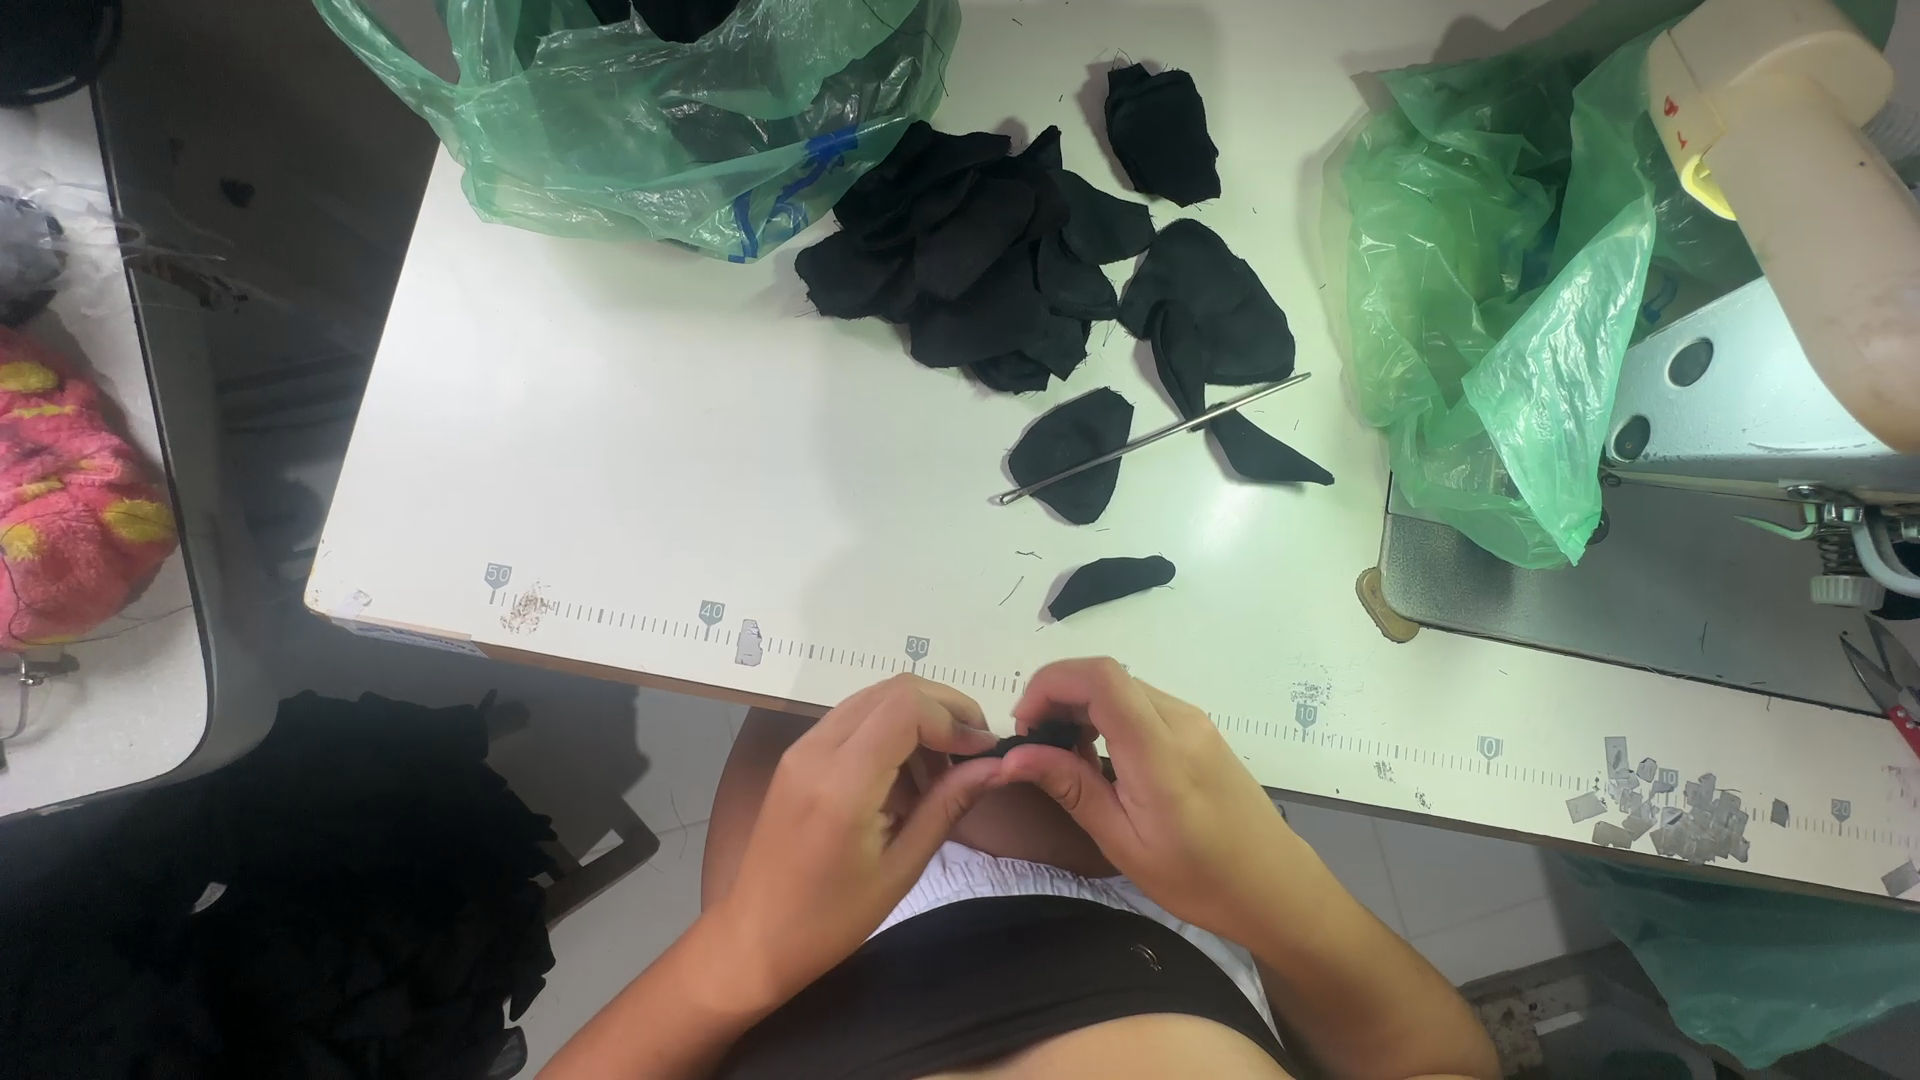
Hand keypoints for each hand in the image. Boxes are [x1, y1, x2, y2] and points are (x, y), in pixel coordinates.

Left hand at [707, 675, 1003, 1005]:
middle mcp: (817, 750)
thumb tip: (997, 764)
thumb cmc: (831, 919)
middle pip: (894, 690)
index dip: (954, 718)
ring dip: (919, 716)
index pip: (906, 707)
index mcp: (842, 783)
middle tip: (974, 749)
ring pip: (875, 696)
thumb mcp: (902, 868)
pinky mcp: (798, 753)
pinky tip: (907, 773)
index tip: (984, 751)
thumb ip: (948, 804)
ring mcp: (803, 747)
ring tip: (943, 769)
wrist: (755, 937)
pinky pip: (855, 717)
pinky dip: (892, 727)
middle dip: (944, 708)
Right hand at [998, 658, 1299, 946]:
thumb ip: (1070, 787)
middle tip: (1035, 742)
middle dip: (1057, 695)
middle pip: (1106, 675)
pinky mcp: (1197, 727)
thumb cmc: (1198, 878)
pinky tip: (1097, 753)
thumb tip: (1011, 757)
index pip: (1100, 678)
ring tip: (1062, 752)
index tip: (1025, 724)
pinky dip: (1106, 713)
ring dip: (1080, 704)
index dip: (1051, 684)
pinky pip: (1140, 701)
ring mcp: (1192, 719)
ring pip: (1122, 685)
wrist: (1275, 887)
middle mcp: (1179, 719)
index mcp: (1159, 751)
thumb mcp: (1123, 842)